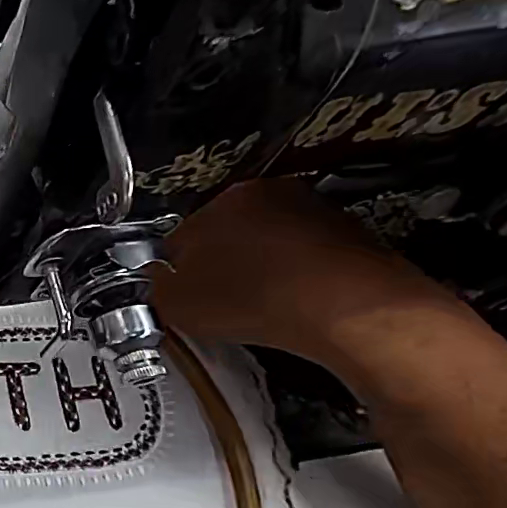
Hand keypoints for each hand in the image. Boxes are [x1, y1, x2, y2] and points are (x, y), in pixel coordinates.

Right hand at [150, 178, 464, 366]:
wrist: (351, 312)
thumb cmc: (267, 297)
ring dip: (254, 274)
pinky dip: (291, 282)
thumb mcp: (177, 303)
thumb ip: (155, 287)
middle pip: (223, 235)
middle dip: (215, 267)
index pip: (178, 236)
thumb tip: (156, 285)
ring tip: (250, 311)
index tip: (174, 290)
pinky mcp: (347, 237)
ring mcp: (312, 212)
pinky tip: (285, 309)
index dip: (171, 270)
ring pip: (264, 246)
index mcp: (222, 200)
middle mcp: (269, 194)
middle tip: (210, 304)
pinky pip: (300, 260)